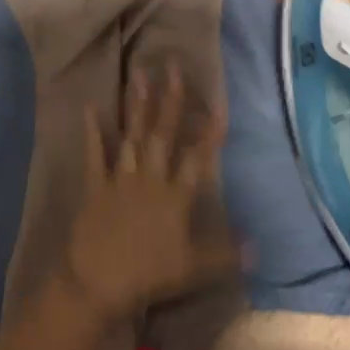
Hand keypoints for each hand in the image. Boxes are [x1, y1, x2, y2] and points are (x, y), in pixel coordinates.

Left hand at [64, 65, 236, 316]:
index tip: (218, 103)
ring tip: (140, 74)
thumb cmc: (150, 276)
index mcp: (176, 196)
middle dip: (170, 100)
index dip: (209, 130)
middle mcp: (151, 179)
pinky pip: (94, 154)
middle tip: (172, 66)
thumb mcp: (195, 269)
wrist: (98, 282)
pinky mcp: (94, 187)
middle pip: (163, 134)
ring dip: (137, 105)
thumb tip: (258, 248)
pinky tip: (90, 107)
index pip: (198, 157)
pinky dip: (93, 131)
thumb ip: (226, 254)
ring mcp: (120, 180)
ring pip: (132, 136)